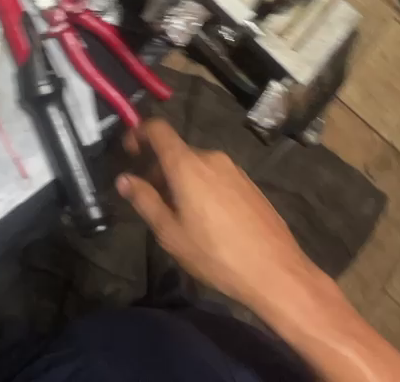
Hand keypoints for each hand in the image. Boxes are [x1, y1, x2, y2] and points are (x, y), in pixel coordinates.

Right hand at [116, 120, 321, 313]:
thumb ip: (144, 201)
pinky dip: (203, 187)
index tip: (129, 151)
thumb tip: (123, 179)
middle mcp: (210, 157)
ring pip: (197, 165)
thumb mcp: (171, 233)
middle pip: (177, 152)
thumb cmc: (215, 254)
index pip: (158, 129)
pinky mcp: (249, 183)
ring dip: (182, 181)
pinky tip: (209, 221)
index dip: (139, 133)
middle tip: (154, 202)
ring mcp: (233, 169)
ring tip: (181, 217)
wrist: (276, 271)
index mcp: (187, 164)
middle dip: (160, 170)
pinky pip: (216, 176)